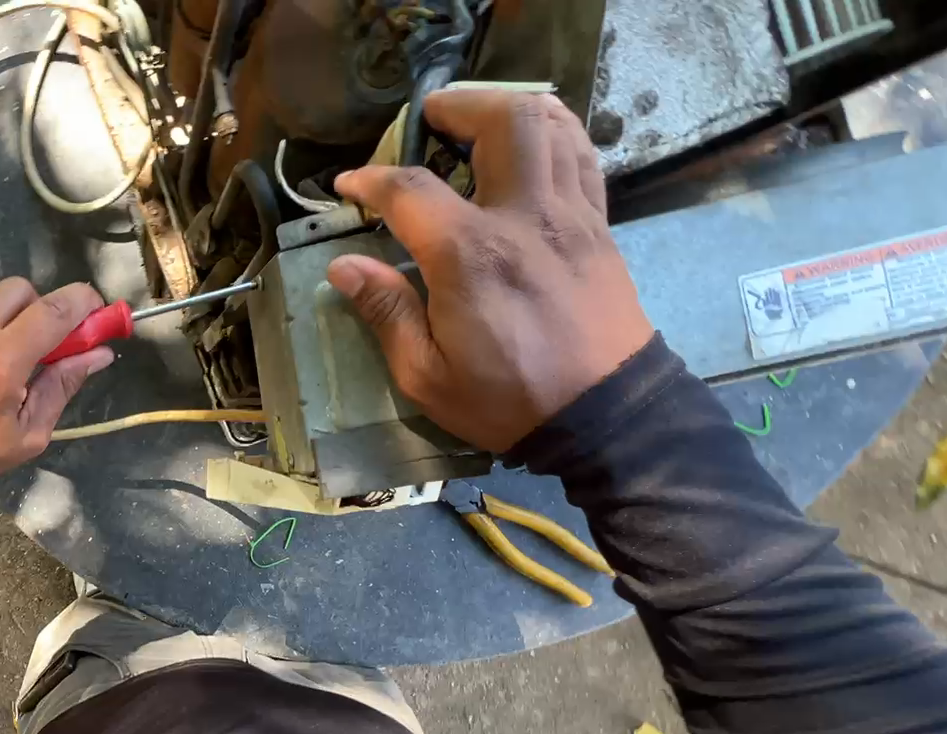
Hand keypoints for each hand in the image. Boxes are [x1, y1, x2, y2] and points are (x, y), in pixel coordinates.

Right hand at [326, 88, 655, 451]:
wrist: (603, 413)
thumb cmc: (503, 399)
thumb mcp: (423, 373)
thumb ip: (385, 311)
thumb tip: (343, 265)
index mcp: (471, 257)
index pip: (412, 192)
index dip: (371, 180)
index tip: (348, 185)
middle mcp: (525, 219)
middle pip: (505, 124)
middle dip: (461, 106)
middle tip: (428, 117)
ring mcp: (571, 217)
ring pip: (553, 127)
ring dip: (510, 109)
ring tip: (476, 120)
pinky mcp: (599, 226)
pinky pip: (581, 156)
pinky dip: (552, 135)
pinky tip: (530, 147)